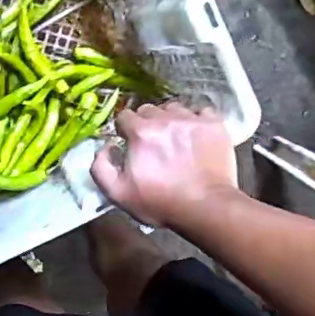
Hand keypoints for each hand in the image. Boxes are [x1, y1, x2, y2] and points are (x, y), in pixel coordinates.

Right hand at [91, 103, 236, 228]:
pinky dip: (196, 120)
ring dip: (170, 120)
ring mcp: (192, 119)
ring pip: (174, 108)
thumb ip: (100, 168)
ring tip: (175, 140)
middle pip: (149, 110)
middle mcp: (165, 118)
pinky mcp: (214, 124)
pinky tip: (195, 136)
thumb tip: (105, 147)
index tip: (129, 142)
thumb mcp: (118, 194)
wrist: (206, 207)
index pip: (124, 116)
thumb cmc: (160, 203)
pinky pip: (201, 112)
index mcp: (140, 132)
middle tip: (152, 144)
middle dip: (146, 124)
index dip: (124, 130)